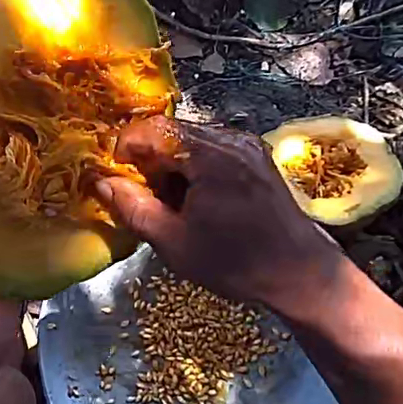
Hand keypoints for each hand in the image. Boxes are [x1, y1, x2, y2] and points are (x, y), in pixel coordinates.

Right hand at [94, 117, 342, 314]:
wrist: (301, 274)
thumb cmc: (236, 262)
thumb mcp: (174, 242)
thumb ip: (133, 208)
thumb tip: (100, 182)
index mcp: (209, 156)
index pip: (151, 129)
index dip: (125, 150)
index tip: (118, 181)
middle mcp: (230, 139)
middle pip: (171, 133)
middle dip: (150, 162)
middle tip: (149, 200)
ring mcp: (247, 145)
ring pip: (190, 142)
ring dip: (172, 167)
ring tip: (176, 206)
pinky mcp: (256, 157)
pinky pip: (212, 150)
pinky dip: (195, 169)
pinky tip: (201, 202)